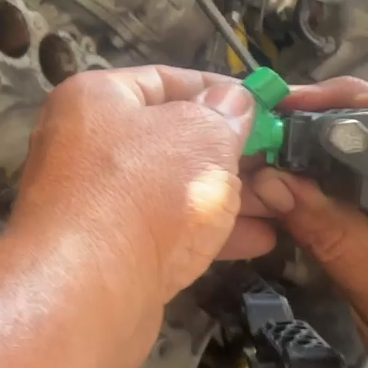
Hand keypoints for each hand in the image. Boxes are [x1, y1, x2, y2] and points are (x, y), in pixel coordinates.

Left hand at [7, 67, 258, 330]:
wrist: (83, 288)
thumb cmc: (142, 193)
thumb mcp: (200, 137)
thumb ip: (223, 114)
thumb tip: (233, 99)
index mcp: (93, 98)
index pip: (163, 79)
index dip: (220, 89)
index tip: (270, 103)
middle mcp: (82, 140)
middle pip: (166, 134)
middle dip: (229, 147)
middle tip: (285, 159)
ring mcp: (89, 195)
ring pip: (169, 184)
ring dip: (227, 191)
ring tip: (284, 200)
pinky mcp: (102, 244)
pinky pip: (161, 225)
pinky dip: (206, 228)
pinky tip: (259, 238)